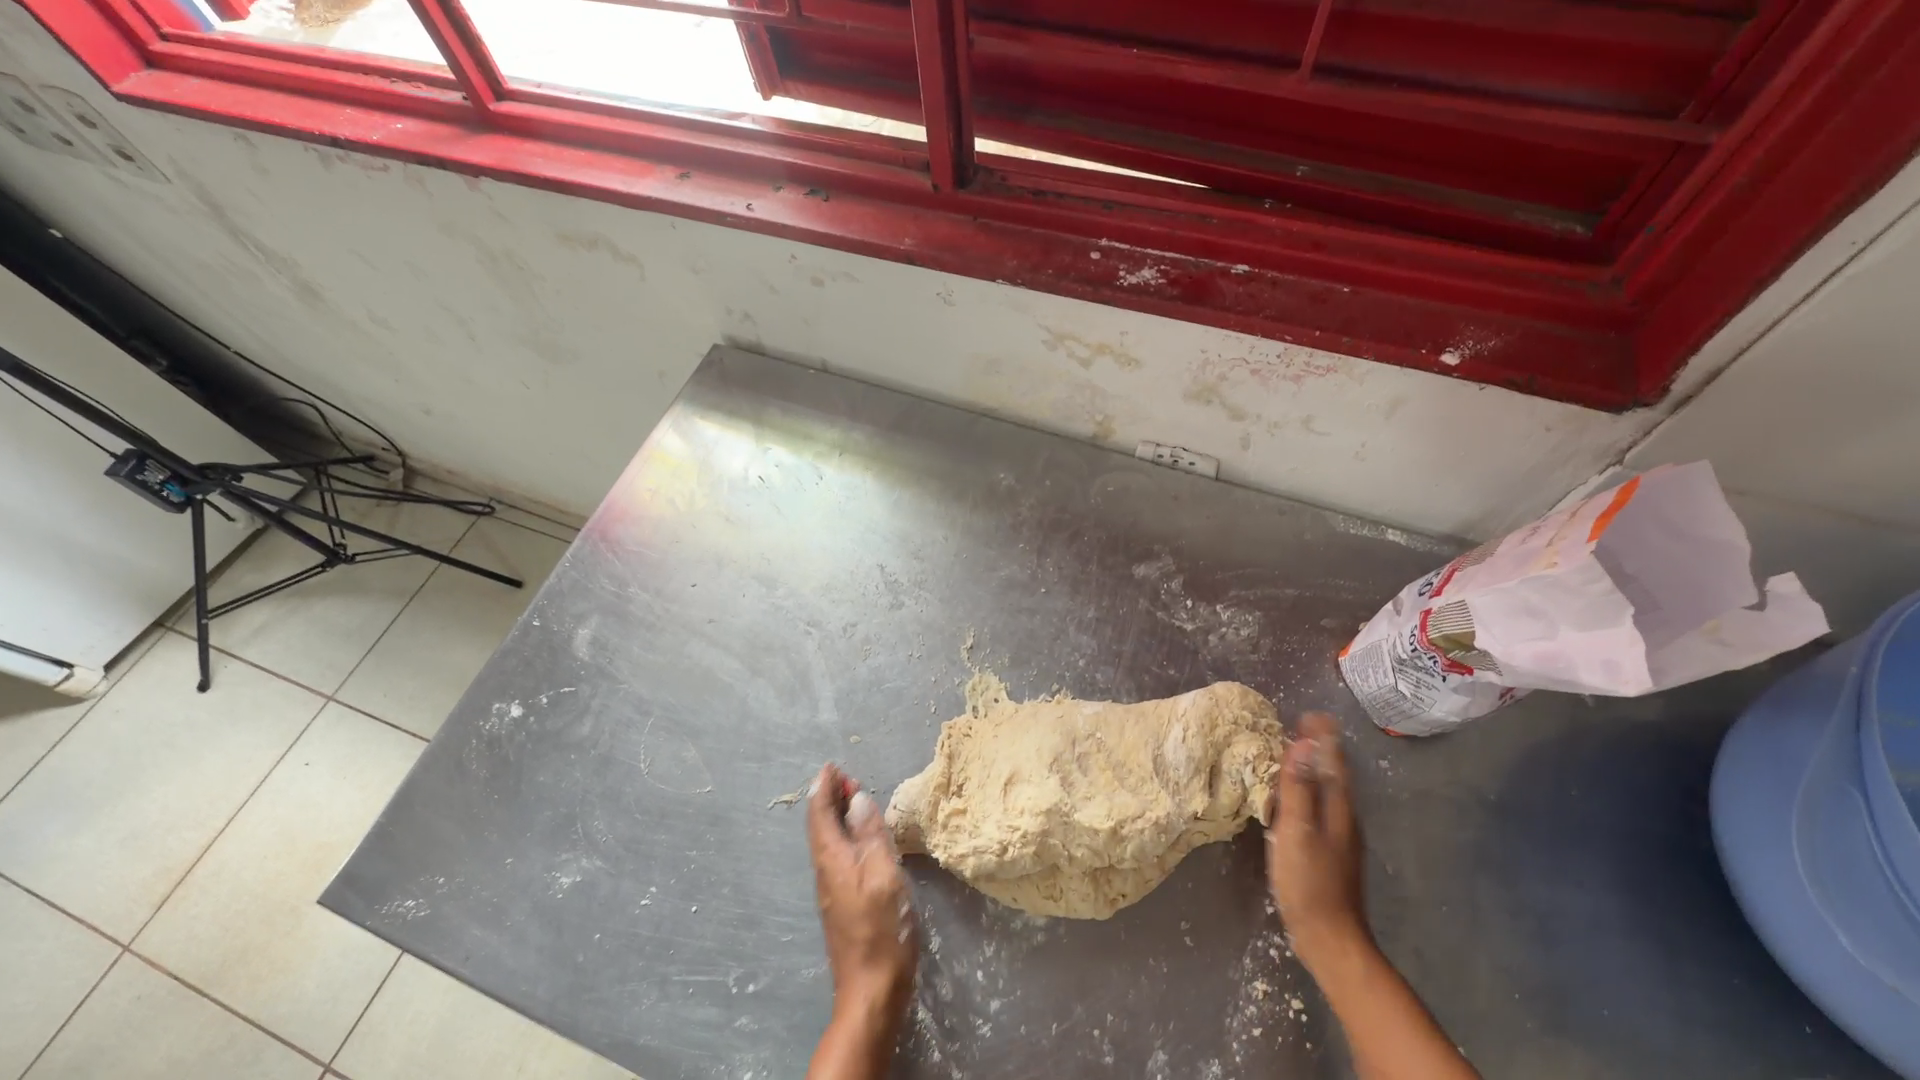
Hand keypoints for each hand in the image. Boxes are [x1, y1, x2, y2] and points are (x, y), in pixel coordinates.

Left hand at [806, 763, 917, 1021]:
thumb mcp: (884, 875)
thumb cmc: (881, 930)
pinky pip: (839, 857)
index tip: (832, 766)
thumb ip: (871, 835)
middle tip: (847, 778)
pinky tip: (864, 841)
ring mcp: (833, 890)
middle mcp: (826, 871)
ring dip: (839, 817)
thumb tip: (857, 800)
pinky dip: (847, 837)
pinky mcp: (843, 904)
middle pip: (821, 826)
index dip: (824, 788)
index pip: (820, 813)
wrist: (871, 992)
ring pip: (829, 841)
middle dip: (831, 799)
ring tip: (856, 799)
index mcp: (832, 860)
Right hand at [1266, 711, 1369, 972]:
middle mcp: (1345, 817)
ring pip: (1329, 791)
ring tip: (1294, 755)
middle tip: (1299, 727)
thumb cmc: (1308, 882)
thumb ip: (1299, 788)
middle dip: (1319, 749)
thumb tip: (1304, 744)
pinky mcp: (1331, 852)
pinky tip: (1294, 800)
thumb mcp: (1296, 831)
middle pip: (1334, 774)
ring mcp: (1341, 837)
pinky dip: (1309, 791)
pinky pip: (1321, 808)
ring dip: (1314, 769)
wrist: (1330, 938)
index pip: (1333, 761)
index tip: (1309, 713)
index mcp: (1338, 808)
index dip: (1322, 737)